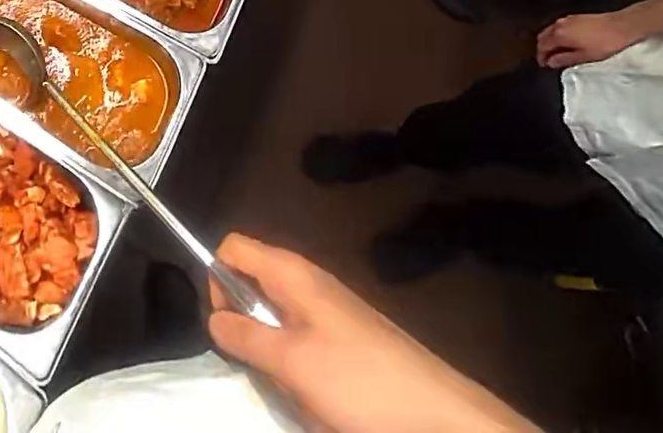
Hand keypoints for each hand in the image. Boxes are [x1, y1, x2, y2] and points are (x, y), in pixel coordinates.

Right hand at [208, 234, 539, 432]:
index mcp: (291, 272)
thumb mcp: (291, 363)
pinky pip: (304, 340)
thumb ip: (245, 336)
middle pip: (253, 282)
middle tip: (262, 363)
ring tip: (295, 387)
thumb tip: (214, 320)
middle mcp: (308, 280)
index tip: (228, 324)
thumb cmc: (361, 382)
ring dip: (274, 351)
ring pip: (277, 317)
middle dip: (247, 322)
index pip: (232, 248)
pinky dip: (299, 365)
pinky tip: (320, 398)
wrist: (448, 421)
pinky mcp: (349, 338)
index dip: (218, 280)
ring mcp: (331, 309)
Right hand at [535, 12, 643, 68]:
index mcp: (558, 36)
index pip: (542, 46)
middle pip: (543, 37)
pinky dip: (557, 34)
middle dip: (543, 48)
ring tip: (557, 49)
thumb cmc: (605, 44)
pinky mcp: (575, 17)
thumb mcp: (586, 56)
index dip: (541, 56)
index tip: (544, 65)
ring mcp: (565, 19)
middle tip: (548, 58)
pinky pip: (559, 26)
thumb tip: (550, 62)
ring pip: (550, 30)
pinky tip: (567, 39)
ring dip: (550, 40)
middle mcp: (557, 26)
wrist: (623, 25)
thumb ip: (565, 59)